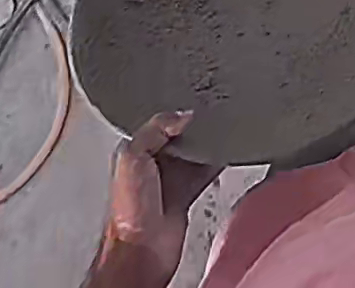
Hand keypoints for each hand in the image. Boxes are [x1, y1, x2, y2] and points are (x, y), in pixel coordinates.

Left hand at [93, 111, 223, 287]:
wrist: (141, 252)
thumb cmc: (128, 212)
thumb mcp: (133, 156)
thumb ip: (155, 129)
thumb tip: (182, 114)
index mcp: (137, 148)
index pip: (160, 120)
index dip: (175, 109)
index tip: (193, 101)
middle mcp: (154, 160)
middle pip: (181, 133)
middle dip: (194, 123)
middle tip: (211, 112)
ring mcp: (172, 176)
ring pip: (195, 148)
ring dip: (207, 140)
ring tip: (222, 126)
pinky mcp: (187, 191)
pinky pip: (207, 168)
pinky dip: (217, 159)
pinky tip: (226, 150)